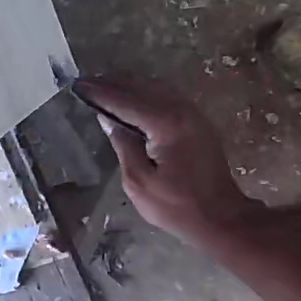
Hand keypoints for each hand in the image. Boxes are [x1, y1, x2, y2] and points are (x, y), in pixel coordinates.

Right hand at [76, 78, 264, 245]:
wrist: (222, 217)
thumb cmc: (176, 206)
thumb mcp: (138, 181)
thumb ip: (123, 145)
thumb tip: (108, 119)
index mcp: (166, 125)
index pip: (125, 102)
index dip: (100, 93)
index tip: (78, 85)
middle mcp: (182, 111)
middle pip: (141, 88)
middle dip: (112, 84)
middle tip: (85, 82)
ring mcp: (193, 115)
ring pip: (155, 88)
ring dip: (128, 86)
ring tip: (103, 86)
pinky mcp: (197, 122)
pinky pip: (166, 97)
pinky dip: (144, 93)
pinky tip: (131, 98)